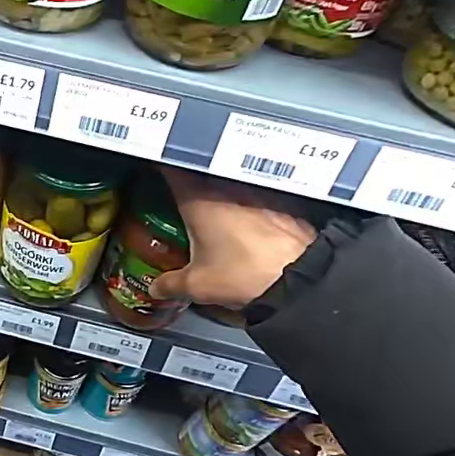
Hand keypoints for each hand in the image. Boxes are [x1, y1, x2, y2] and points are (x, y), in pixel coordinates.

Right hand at [150, 167, 318, 307]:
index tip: (155, 169)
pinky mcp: (282, 204)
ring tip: (216, 211)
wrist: (299, 278)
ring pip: (232, 185)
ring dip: (223, 194)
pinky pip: (258, 198)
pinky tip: (249, 225)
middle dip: (192, 183)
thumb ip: (170, 284)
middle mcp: (226, 189)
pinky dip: (250, 206)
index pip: (173, 171)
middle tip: (182, 194)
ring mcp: (257, 193)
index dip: (162, 168)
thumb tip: (155, 287)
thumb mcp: (197, 285)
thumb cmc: (241, 274)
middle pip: (203, 176)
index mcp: (198, 201)